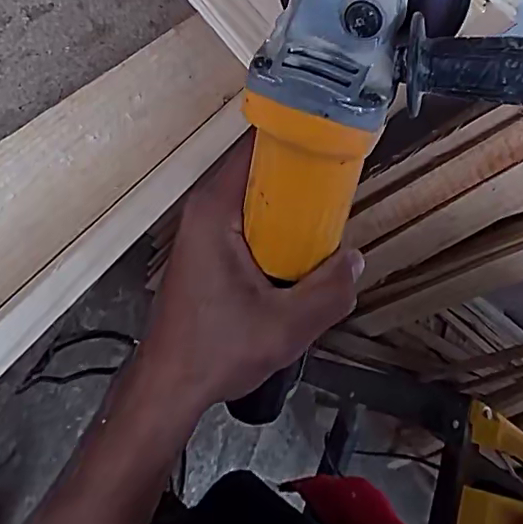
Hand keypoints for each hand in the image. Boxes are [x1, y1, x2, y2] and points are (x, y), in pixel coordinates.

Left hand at [140, 133, 364, 407]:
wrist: (167, 389)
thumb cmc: (209, 355)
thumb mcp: (285, 328)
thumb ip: (329, 292)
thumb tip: (355, 260)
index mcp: (215, 209)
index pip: (256, 145)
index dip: (294, 135)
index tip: (327, 138)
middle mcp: (205, 208)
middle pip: (260, 164)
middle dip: (300, 169)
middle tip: (336, 180)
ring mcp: (204, 226)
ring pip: (257, 190)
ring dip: (290, 197)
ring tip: (324, 212)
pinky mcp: (209, 245)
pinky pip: (250, 212)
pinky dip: (277, 219)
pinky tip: (299, 246)